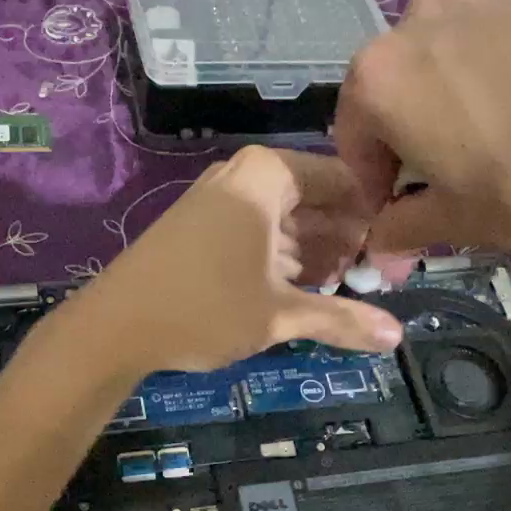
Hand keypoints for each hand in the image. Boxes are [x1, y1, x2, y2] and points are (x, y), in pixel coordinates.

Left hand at [73, 147, 402, 373]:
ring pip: (284, 221)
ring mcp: (216, 201)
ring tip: (337, 293)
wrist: (114, 326)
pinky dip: (280, 259)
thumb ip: (341, 319)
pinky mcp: (198, 228)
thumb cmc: (204, 307)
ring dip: (313, 255)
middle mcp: (243, 176)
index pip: (345, 180)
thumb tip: (397, 336)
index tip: (395, 257)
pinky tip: (294, 294)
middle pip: (314, 200)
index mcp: (267, 175)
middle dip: (344, 241)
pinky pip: (255, 234)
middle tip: (371, 282)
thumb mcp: (279, 315)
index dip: (374, 218)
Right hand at [335, 0, 510, 256]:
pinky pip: (474, 57)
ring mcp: (473, 4)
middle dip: (403, 158)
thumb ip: (403, 231)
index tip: (398, 230)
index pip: (351, 150)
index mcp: (380, 79)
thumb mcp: (464, 222)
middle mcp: (413, 26)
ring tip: (483, 169)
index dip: (373, 198)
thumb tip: (376, 251)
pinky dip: (477, 96)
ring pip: (430, 80)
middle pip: (386, 107)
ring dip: (439, 126)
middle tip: (439, 202)